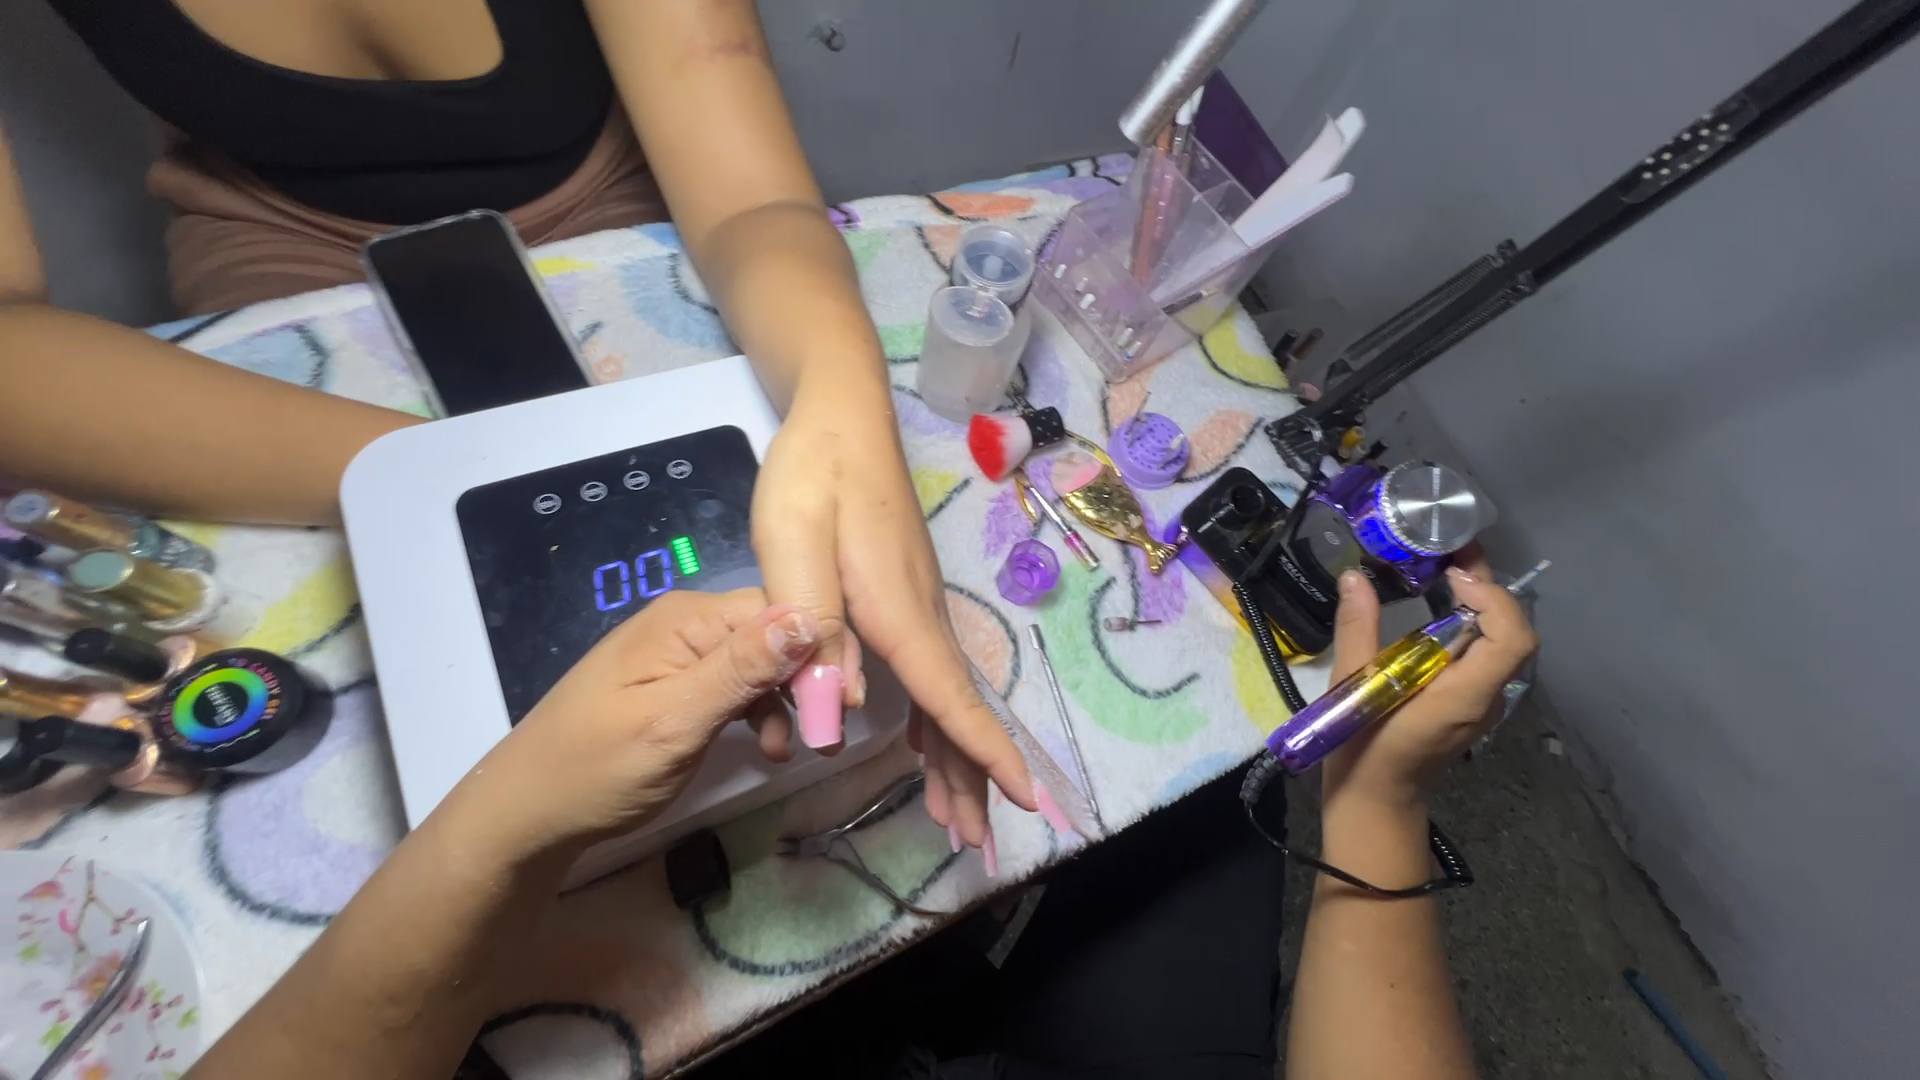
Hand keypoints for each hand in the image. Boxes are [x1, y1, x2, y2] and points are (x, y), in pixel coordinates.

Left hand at [458, 589, 822, 854]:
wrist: (525, 818)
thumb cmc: (597, 769)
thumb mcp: (674, 722)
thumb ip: (742, 669)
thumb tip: (809, 615)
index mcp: (687, 618)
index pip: (778, 608)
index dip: (819, 647)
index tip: (845, 697)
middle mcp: (690, 623)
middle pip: (774, 633)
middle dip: (809, 677)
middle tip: (834, 727)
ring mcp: (685, 653)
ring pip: (763, 662)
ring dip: (790, 701)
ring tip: (808, 747)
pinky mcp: (683, 683)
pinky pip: (740, 685)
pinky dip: (762, 713)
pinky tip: (771, 746)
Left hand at [749, 382, 1034, 844]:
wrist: (842, 417)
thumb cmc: (813, 475)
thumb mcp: (793, 543)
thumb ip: (813, 625)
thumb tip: (844, 713)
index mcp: (896, 608)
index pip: (950, 693)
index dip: (987, 751)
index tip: (1029, 803)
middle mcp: (921, 612)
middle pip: (956, 704)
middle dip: (971, 772)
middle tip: (975, 838)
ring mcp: (918, 602)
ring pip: (946, 691)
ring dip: (953, 752)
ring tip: (953, 811)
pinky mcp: (904, 594)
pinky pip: (929, 670)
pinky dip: (933, 716)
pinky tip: (920, 740)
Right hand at [1322, 552, 1538, 812]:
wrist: (1374, 801)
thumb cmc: (1361, 750)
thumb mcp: (1351, 686)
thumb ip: (1357, 630)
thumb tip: (1354, 577)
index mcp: (1465, 695)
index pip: (1512, 639)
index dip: (1494, 598)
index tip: (1451, 575)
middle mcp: (1486, 697)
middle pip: (1511, 634)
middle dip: (1487, 588)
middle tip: (1449, 550)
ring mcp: (1480, 701)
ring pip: (1499, 643)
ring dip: (1479, 602)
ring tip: (1441, 568)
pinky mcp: (1466, 702)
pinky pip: (1481, 655)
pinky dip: (1467, 623)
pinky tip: (1435, 608)